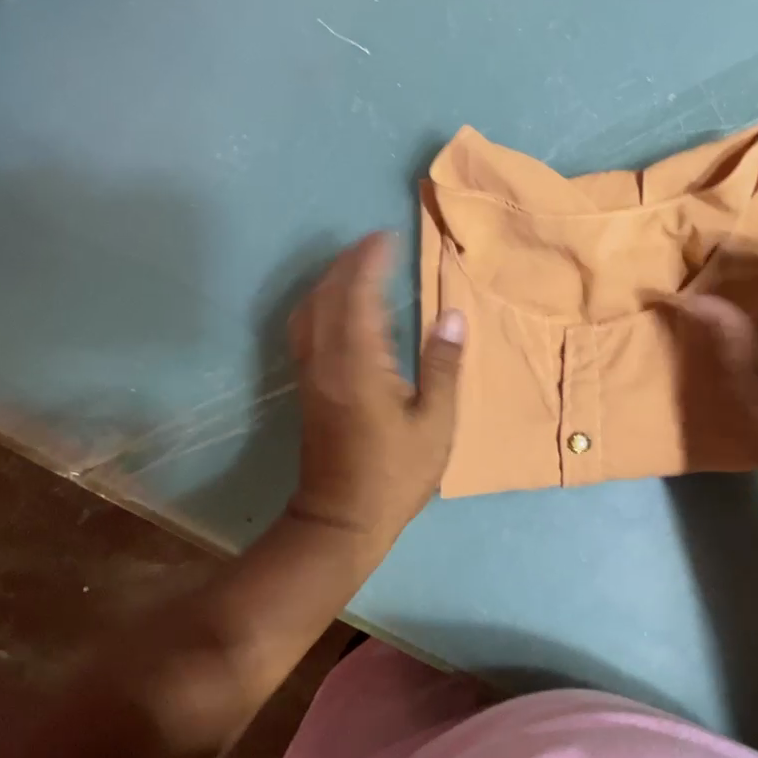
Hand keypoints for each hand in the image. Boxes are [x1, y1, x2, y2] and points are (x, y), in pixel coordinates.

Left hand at [287, 232, 465, 542]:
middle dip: (349, 262)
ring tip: (357, 264)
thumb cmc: (395, 474)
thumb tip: (451, 316)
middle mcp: (326, 360)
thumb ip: (443, 366)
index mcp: (359, 364)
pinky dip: (319, 302)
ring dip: (331, 279)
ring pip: (309, 310)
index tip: (387, 237)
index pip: (359, 295)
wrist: (341, 520)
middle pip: (328, 295)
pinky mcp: (307, 387)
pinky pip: (305, 328)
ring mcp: (311, 373)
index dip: (370, 261)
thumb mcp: (435, 423)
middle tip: (376, 242)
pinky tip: (337, 304)